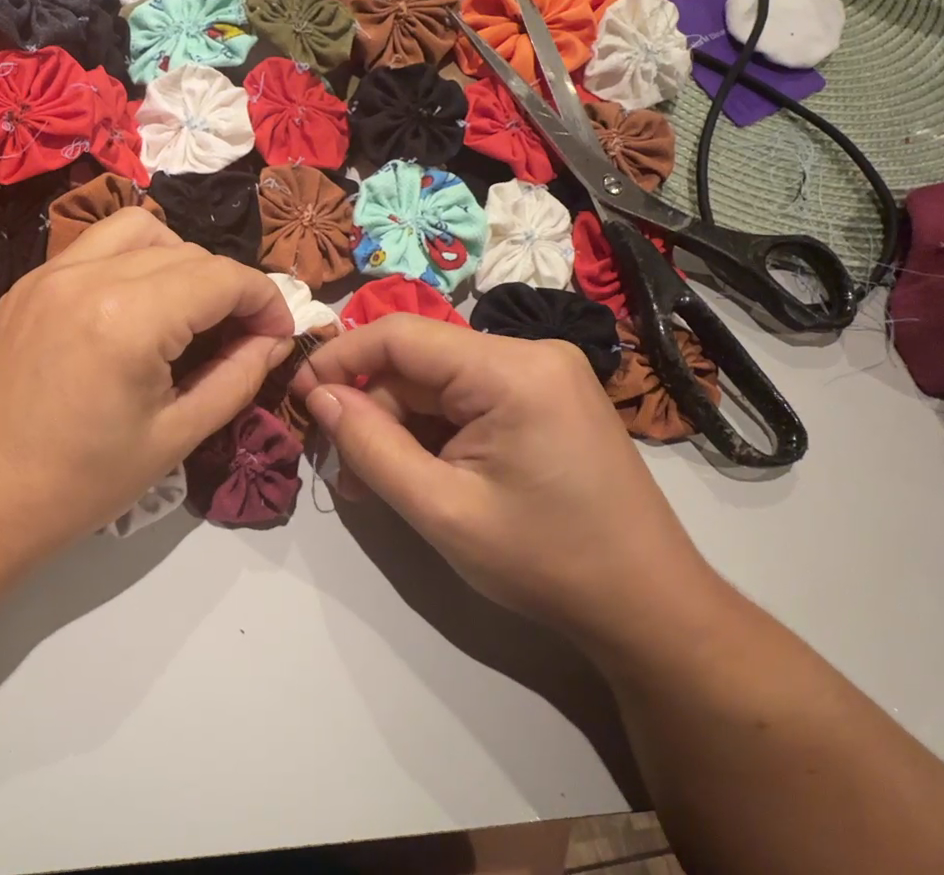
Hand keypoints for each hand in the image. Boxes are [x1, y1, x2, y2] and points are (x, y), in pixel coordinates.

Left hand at [0, 208, 294, 561]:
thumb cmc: (83, 482)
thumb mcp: (175, 436)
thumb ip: (236, 377)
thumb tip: (274, 339)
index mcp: (127, 318)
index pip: (221, 277)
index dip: (264, 299)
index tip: (277, 333)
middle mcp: (86, 277)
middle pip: (185, 251)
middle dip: (226, 286)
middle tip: (239, 334)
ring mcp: (48, 275)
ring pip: (137, 231)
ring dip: (179, 259)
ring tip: (187, 312)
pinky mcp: (26, 285)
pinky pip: (93, 248)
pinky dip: (129, 262)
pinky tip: (134, 310)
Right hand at [291, 315, 720, 646]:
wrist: (645, 607)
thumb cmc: (543, 560)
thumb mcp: (439, 508)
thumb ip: (369, 445)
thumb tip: (317, 396)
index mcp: (512, 370)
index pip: (399, 335)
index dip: (339, 360)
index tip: (298, 399)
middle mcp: (530, 356)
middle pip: (416, 366)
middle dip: (370, 413)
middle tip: (343, 474)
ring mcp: (542, 379)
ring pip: (436, 388)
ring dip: (396, 431)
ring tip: (374, 489)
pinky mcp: (544, 404)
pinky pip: (465, 403)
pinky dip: (431, 437)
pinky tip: (416, 478)